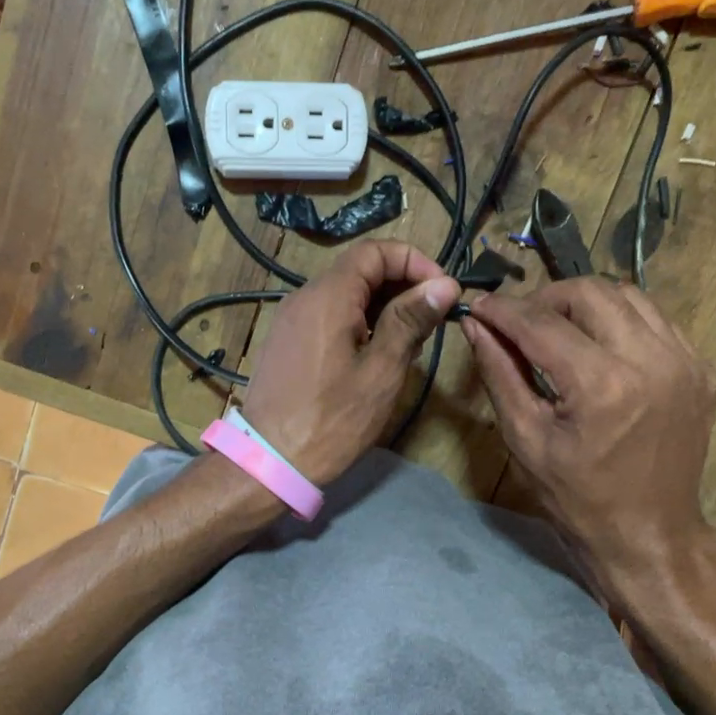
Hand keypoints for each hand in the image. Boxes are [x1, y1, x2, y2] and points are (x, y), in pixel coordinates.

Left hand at [239, 241, 460, 483]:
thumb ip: (410, 321)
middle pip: (360, 271)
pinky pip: (329, 319)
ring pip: (345, 297)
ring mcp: (291, 321)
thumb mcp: (381, 371)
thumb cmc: (333, 419)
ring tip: (409, 348)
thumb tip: (444, 284)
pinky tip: (376, 360)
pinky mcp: (287, 344)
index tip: (442, 293)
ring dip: (383, 310)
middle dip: (402, 288)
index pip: (375, 251)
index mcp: (328, 296)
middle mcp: (304, 297)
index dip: (415, 262)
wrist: (271, 462)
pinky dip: (359, 326)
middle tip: (431, 325)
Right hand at [463, 278, 715, 587]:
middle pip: (589, 292)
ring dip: (585, 304)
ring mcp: (684, 361)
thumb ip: (500, 375)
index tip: (478, 306)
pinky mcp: (700, 368)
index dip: (504, 309)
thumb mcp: (526, 441)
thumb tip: (476, 325)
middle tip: (519, 323)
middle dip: (546, 299)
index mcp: (602, 386)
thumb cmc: (577, 500)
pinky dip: (620, 321)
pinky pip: (655, 320)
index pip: (542, 323)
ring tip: (558, 330)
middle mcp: (650, 360)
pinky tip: (599, 347)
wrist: (650, 535)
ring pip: (627, 295)